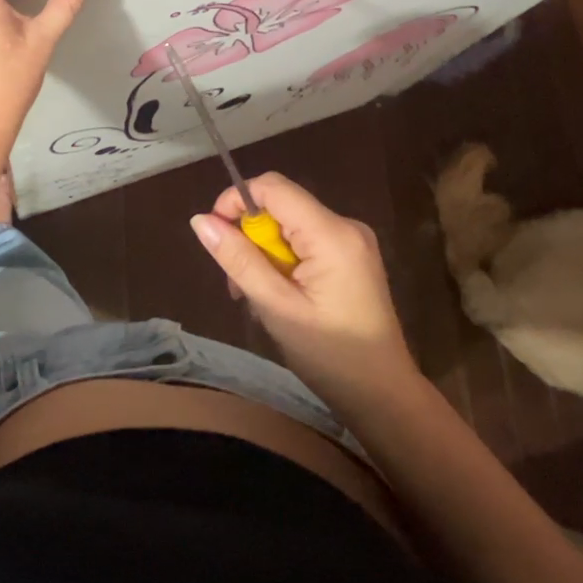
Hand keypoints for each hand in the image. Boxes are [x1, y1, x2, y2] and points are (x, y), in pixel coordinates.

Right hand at [189, 172, 420, 412]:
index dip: (235, 200)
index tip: (216, 236)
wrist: (383, 395)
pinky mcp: (350, 257)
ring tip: (255, 297)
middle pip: (280, 206)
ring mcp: (351, 241)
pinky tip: (278, 296)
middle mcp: (345, 226)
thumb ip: (238, 259)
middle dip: (248, 235)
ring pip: (288, 225)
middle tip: (237, 284)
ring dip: (262, 253)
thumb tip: (200, 220)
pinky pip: (303, 241)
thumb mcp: (276, 307)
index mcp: (332, 233)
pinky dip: (281, 261)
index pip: (273, 187)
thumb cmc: (330, 354)